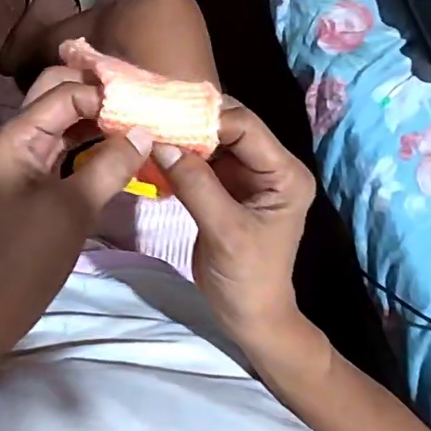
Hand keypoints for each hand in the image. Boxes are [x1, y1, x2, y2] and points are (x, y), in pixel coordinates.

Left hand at [0, 69, 151, 311]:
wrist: (5, 298)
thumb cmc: (33, 251)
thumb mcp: (75, 206)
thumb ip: (111, 164)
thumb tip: (146, 132)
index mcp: (15, 136)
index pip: (64, 94)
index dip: (103, 96)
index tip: (144, 105)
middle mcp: (16, 135)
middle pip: (58, 92)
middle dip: (97, 91)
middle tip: (138, 98)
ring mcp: (26, 153)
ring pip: (64, 116)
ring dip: (98, 113)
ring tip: (138, 114)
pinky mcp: (39, 172)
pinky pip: (68, 141)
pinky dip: (94, 137)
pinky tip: (123, 139)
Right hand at [153, 103, 313, 337]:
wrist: (248, 314)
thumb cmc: (247, 277)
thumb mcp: (224, 232)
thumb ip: (196, 185)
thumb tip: (161, 144)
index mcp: (284, 173)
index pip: (244, 126)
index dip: (206, 118)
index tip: (164, 116)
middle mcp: (268, 166)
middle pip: (228, 126)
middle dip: (190, 120)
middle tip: (150, 115)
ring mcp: (245, 175)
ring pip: (210, 140)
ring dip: (180, 135)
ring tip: (146, 128)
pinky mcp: (224, 186)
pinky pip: (199, 159)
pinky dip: (177, 154)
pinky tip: (152, 151)